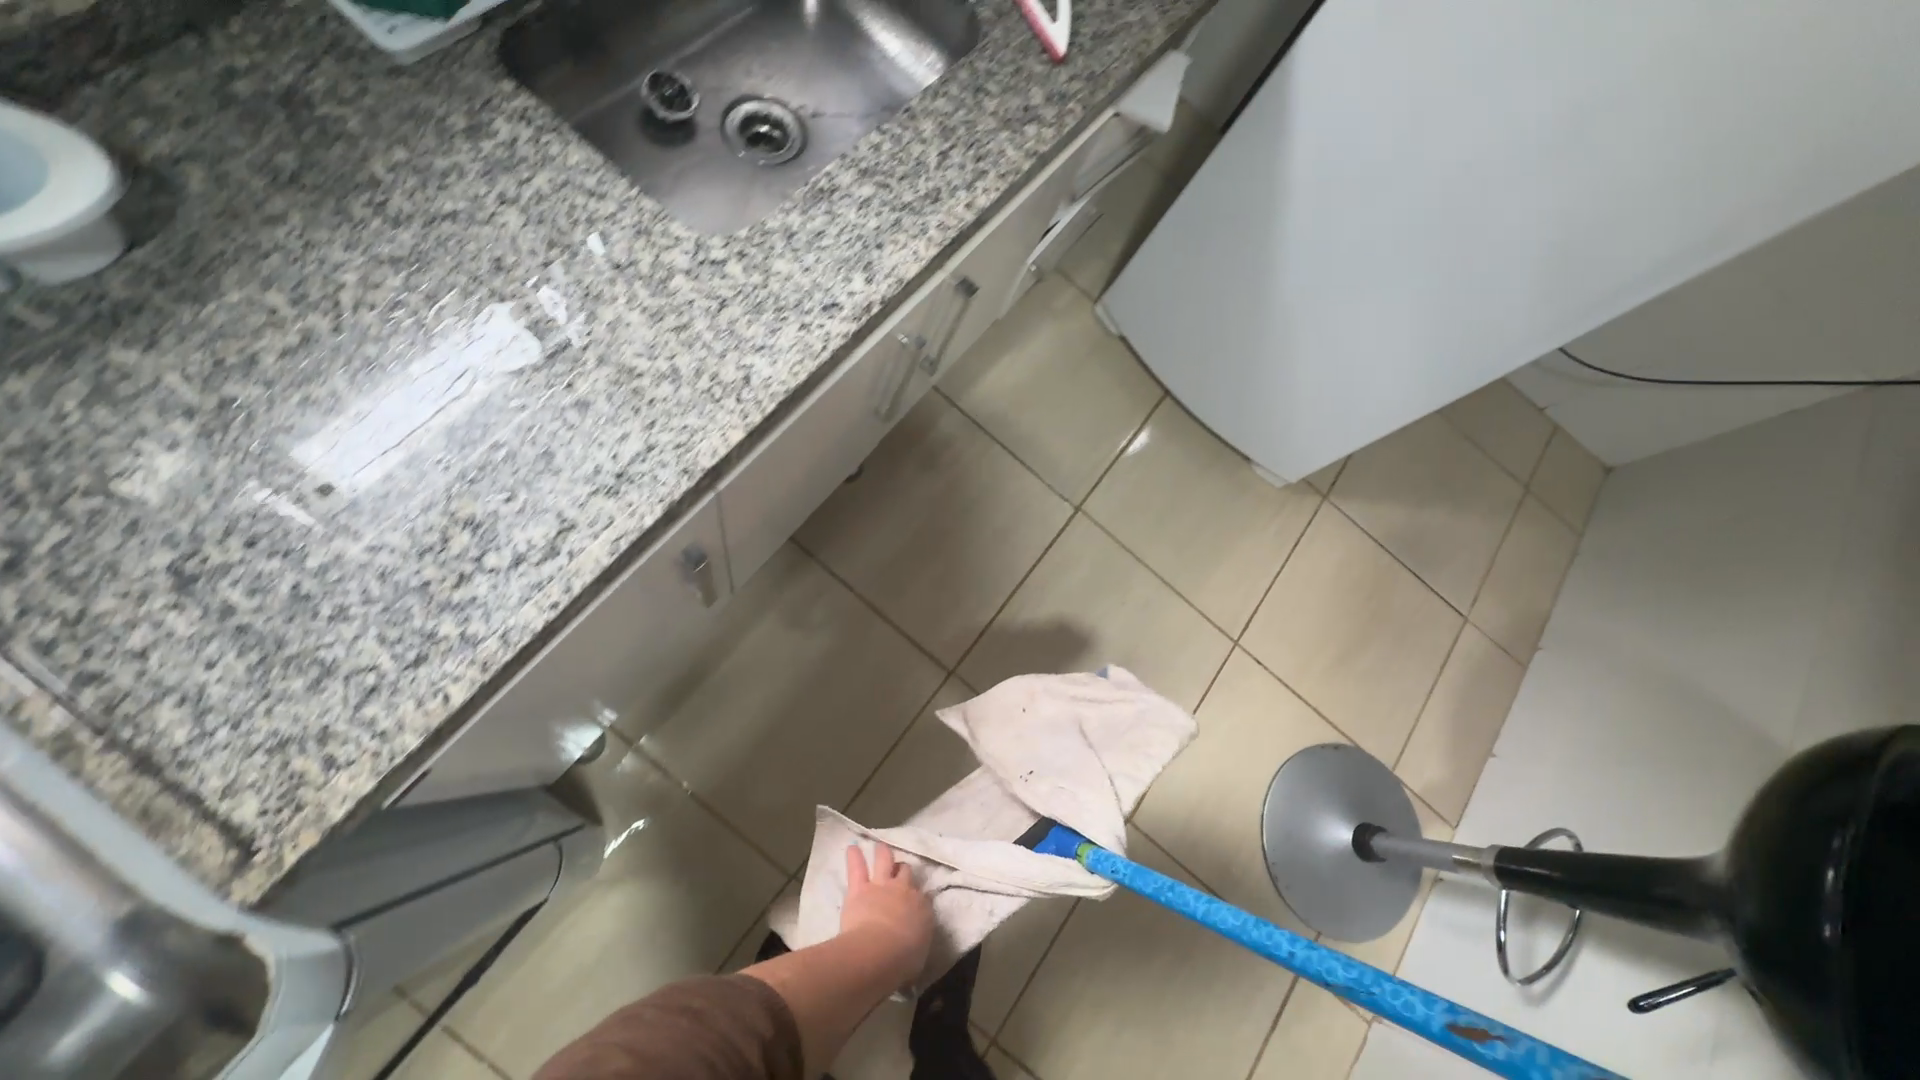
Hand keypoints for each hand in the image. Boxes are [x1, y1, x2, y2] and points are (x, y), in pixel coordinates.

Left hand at [841, 843, 933, 981]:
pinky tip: (851, 848)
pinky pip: (858, 868)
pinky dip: (854, 857)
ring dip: (883, 853)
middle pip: (906, 873)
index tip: (914, 900)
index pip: (923, 898)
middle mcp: (905, 892)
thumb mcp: (918, 954)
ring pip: (885, 861)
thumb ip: (916, 945)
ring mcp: (882, 886)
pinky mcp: (860, 888)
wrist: (880, 950)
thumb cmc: (904, 960)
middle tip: (900, 870)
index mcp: (923, 910)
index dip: (917, 897)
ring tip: (880, 847)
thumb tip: (913, 947)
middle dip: (903, 871)